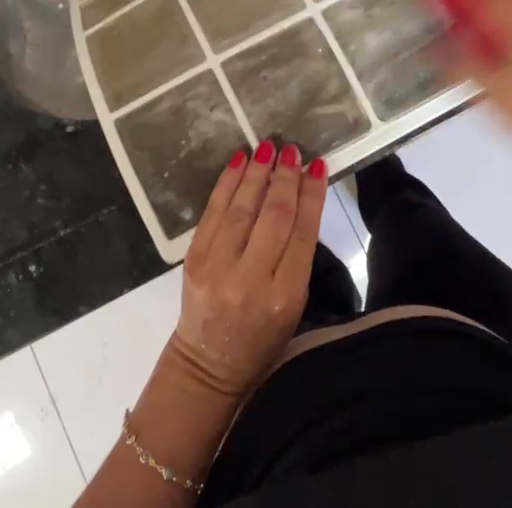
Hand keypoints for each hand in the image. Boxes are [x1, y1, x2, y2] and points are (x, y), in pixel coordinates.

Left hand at [168, 141, 326, 398]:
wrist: (209, 365)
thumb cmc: (262, 338)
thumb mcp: (293, 305)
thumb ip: (297, 256)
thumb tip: (302, 199)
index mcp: (284, 295)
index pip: (302, 233)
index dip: (311, 194)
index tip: (318, 166)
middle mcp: (250, 279)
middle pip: (273, 216)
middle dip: (285, 178)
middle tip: (293, 151)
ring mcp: (218, 267)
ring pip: (242, 209)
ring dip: (256, 173)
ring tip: (268, 147)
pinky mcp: (194, 259)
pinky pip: (213, 212)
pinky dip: (227, 183)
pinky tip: (239, 162)